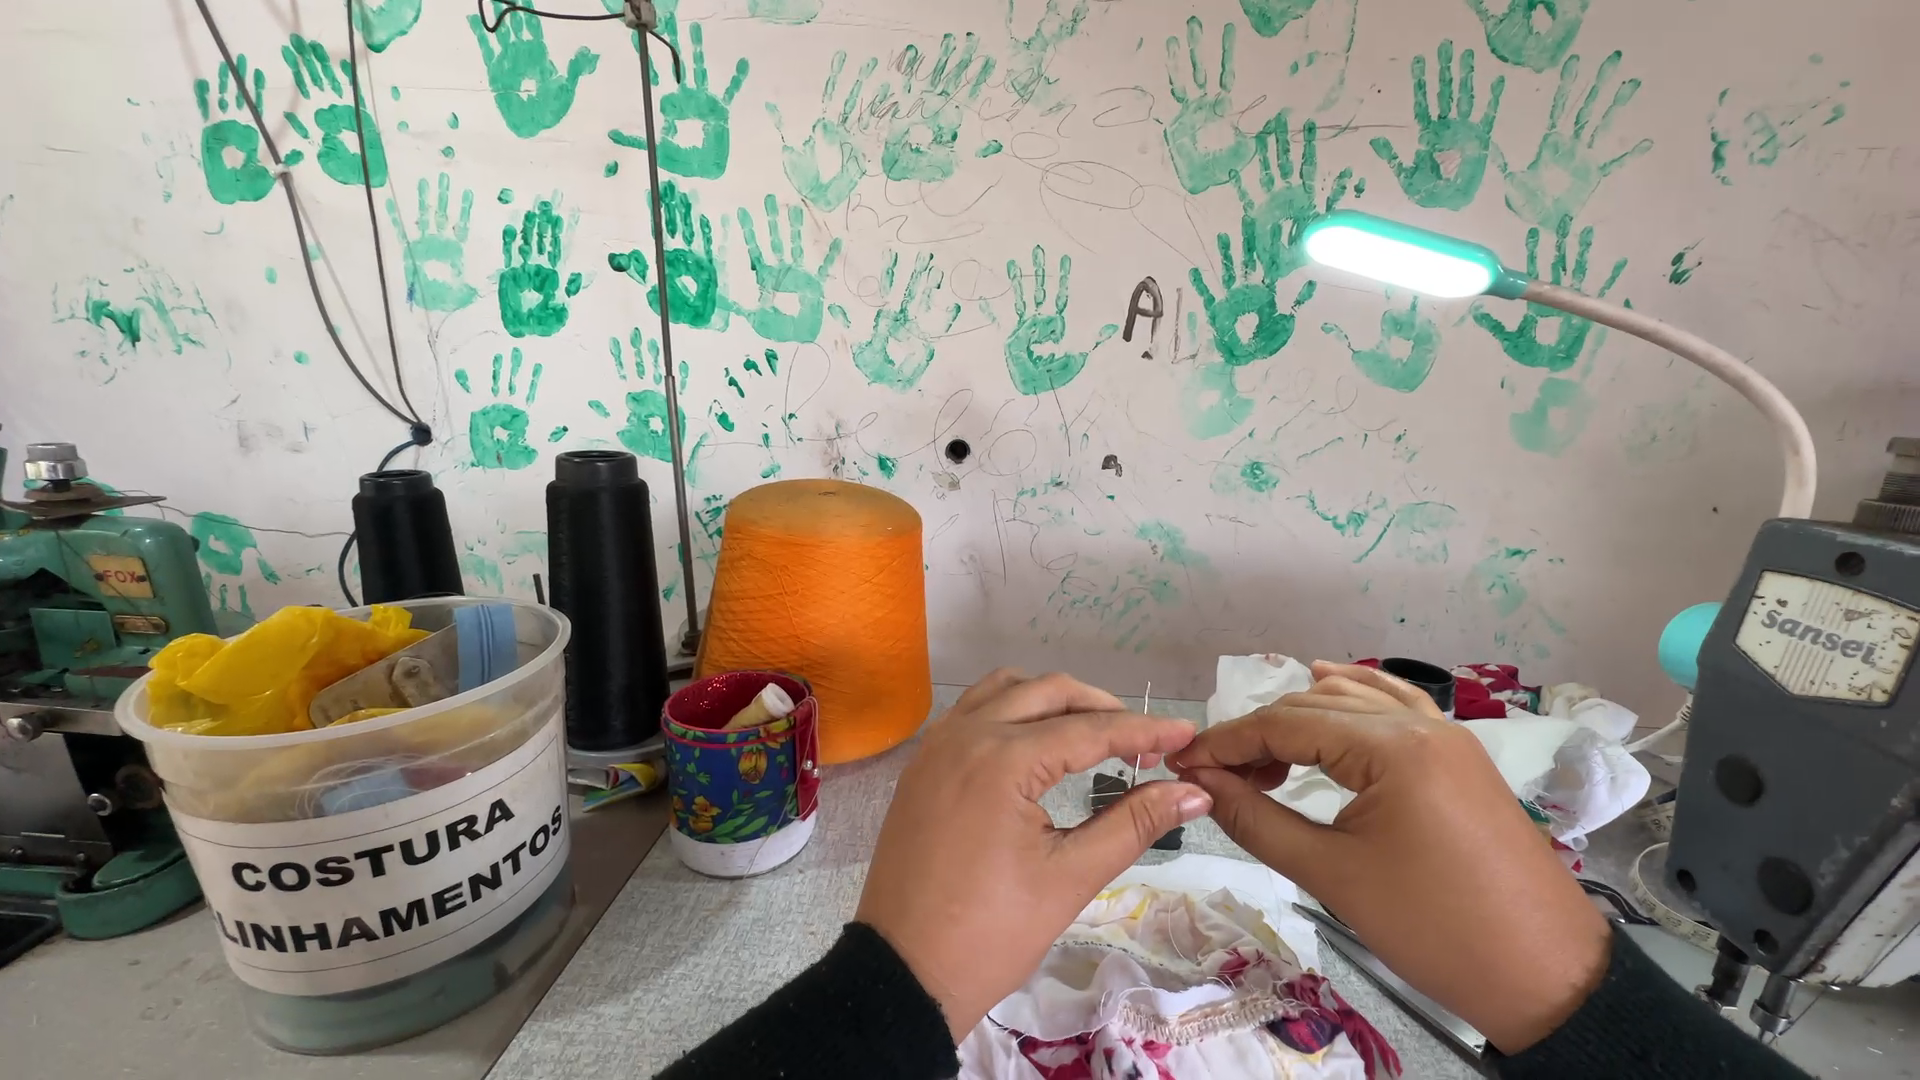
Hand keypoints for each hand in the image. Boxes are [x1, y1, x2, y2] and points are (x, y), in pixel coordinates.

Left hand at [857, 670, 1212, 1041]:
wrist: (903, 970)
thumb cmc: (991, 932)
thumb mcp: (1070, 877)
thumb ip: (1133, 824)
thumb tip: (1194, 793)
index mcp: (1002, 759)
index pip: (1088, 730)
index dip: (1143, 730)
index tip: (1186, 734)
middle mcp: (966, 733)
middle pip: (1046, 692)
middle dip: (1100, 708)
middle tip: (1142, 741)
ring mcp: (937, 744)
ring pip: (1005, 690)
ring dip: (1052, 700)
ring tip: (1091, 732)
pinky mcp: (923, 762)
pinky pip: (973, 710)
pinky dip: (1012, 710)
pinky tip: (1034, 742)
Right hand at [1170, 661, 1609, 1053]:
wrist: (1551, 982)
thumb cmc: (1435, 931)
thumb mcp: (1331, 875)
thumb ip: (1255, 818)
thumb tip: (1200, 783)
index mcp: (1391, 748)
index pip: (1285, 724)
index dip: (1227, 741)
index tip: (1184, 763)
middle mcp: (1419, 724)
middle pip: (1313, 707)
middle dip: (1256, 735)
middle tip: (1216, 776)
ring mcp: (1445, 736)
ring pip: (1351, 701)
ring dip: (1297, 721)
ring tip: (1259, 762)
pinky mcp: (1458, 756)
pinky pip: (1396, 705)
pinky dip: (1354, 693)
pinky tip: (1326, 680)